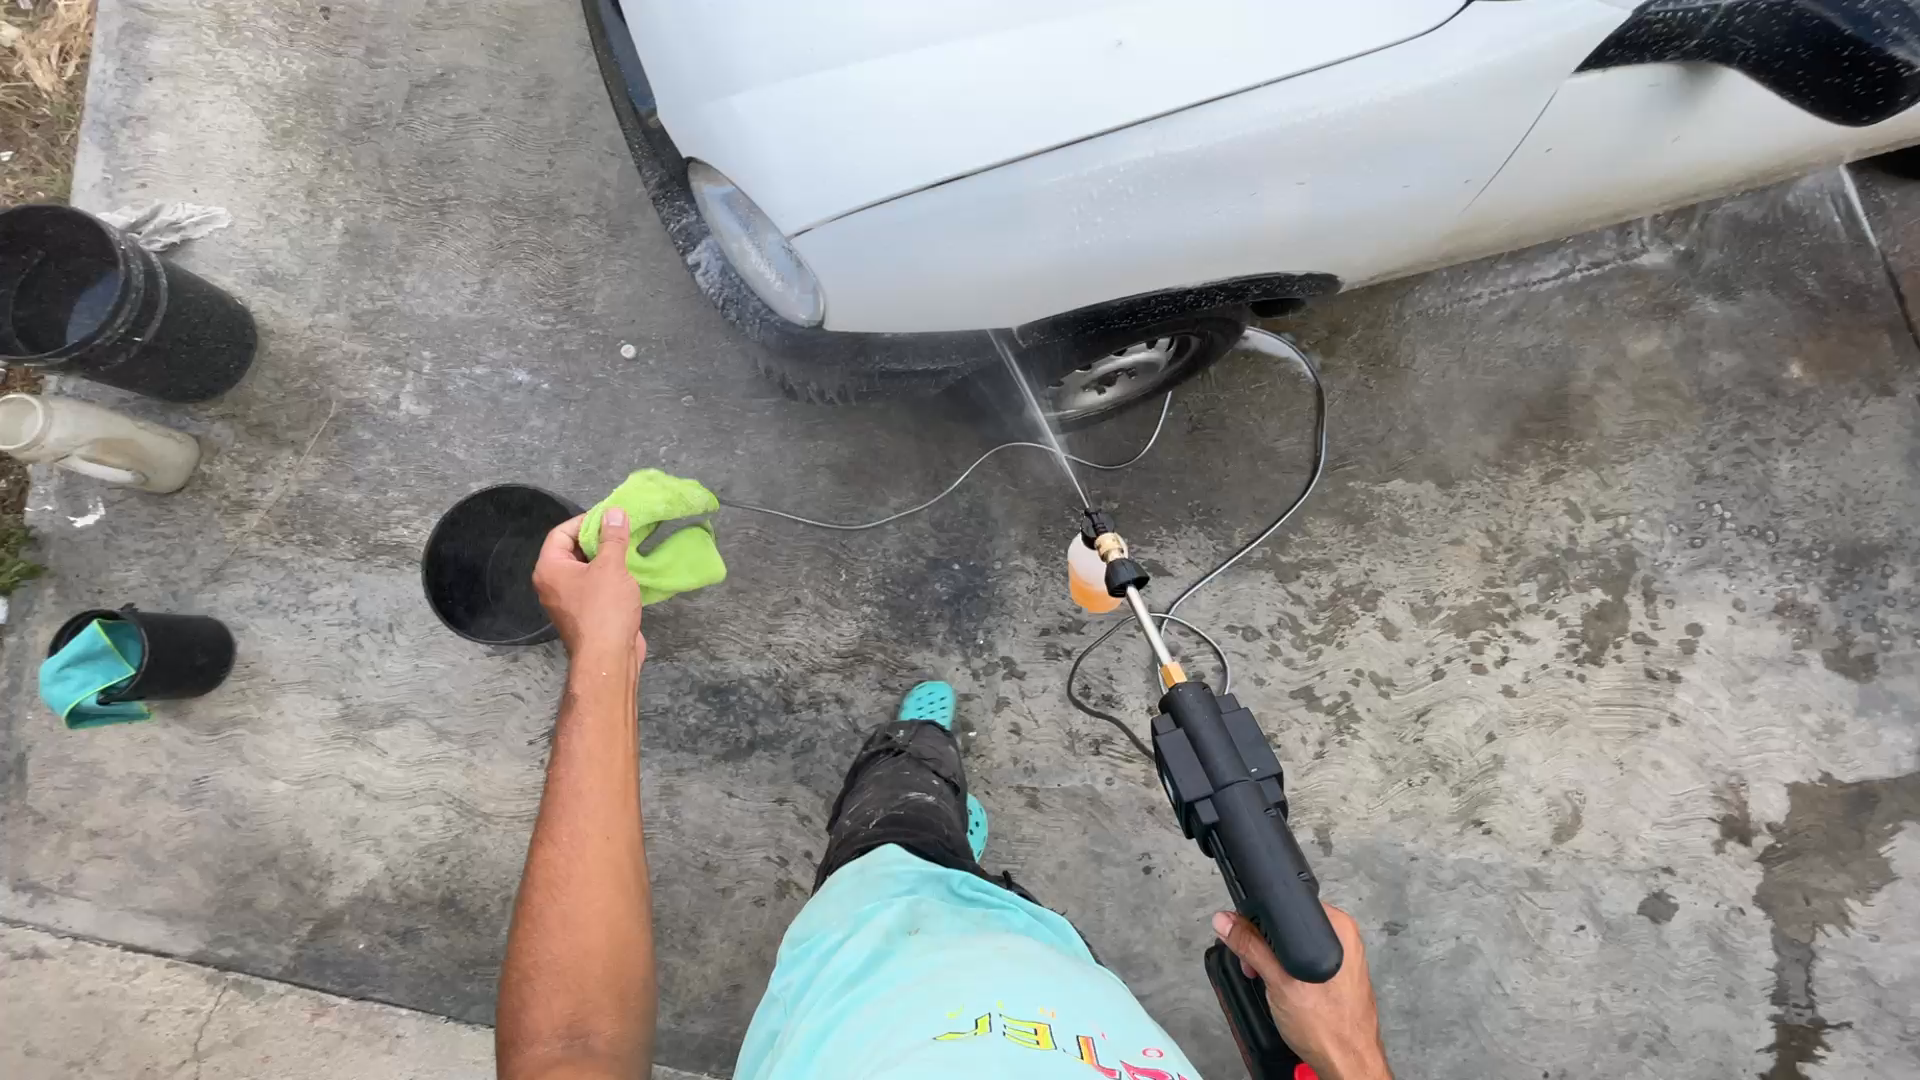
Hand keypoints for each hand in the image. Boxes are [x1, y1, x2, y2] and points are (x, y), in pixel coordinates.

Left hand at [533, 510, 645, 664]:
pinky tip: (631, 573)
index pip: (561, 533)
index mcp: (550, 569)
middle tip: (624, 530)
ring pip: (586, 569)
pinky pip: (594, 586)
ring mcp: (568, 600)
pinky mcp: (585, 613)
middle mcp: (553, 583)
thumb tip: (614, 512)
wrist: (609, 656)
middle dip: (598, 539)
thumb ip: (612, 538)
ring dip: (607, 558)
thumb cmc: (605, 609)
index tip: (611, 517)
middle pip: (572, 550)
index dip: (585, 521)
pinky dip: (610, 577)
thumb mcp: (611, 567)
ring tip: (631, 548)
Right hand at [1212, 905, 1391, 1079]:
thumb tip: (1224, 921)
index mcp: (1338, 928)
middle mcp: (1344, 939)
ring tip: (1263, 977)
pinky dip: (1287, 968)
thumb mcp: (1278, 980)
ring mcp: (1342, 959)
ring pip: (1294, 944)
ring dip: (1271, 957)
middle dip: (1262, 941)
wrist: (1349, 1069)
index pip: (1288, 902)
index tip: (1243, 932)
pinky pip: (1304, 960)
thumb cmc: (1327, 1028)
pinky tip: (1280, 986)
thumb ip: (1250, 946)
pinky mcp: (1338, 977)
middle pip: (1289, 923)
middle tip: (1251, 962)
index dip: (1258, 915)